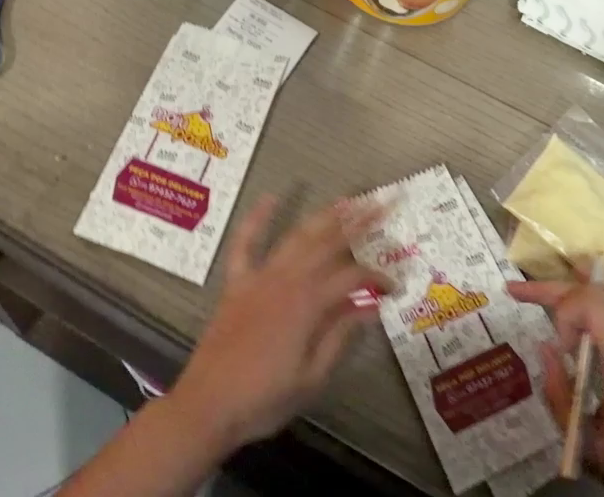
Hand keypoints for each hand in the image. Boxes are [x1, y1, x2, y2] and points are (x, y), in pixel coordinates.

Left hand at [166, 196, 391, 451]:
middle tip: (381, 205)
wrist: (208, 405)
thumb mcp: (312, 377)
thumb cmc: (265, 399)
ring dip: (322, 216)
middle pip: (327, 244)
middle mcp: (285, 281)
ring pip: (295, 237)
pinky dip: (256, 219)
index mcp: (307, 305)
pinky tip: (271, 198)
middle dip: (358, 224)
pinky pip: (245, 244)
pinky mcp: (236, 283)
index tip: (395, 285)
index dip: (376, 277)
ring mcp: (258, 278)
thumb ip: (340, 336)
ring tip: (346, 199)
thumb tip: (370, 307)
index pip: (351, 278)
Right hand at [507, 279, 603, 496]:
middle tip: (515, 292)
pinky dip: (591, 305)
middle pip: (600, 293)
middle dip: (555, 289)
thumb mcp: (588, 445)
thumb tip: (544, 347)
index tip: (559, 349)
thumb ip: (560, 395)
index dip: (566, 313)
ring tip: (537, 295)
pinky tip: (573, 313)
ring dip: (572, 295)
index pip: (596, 305)